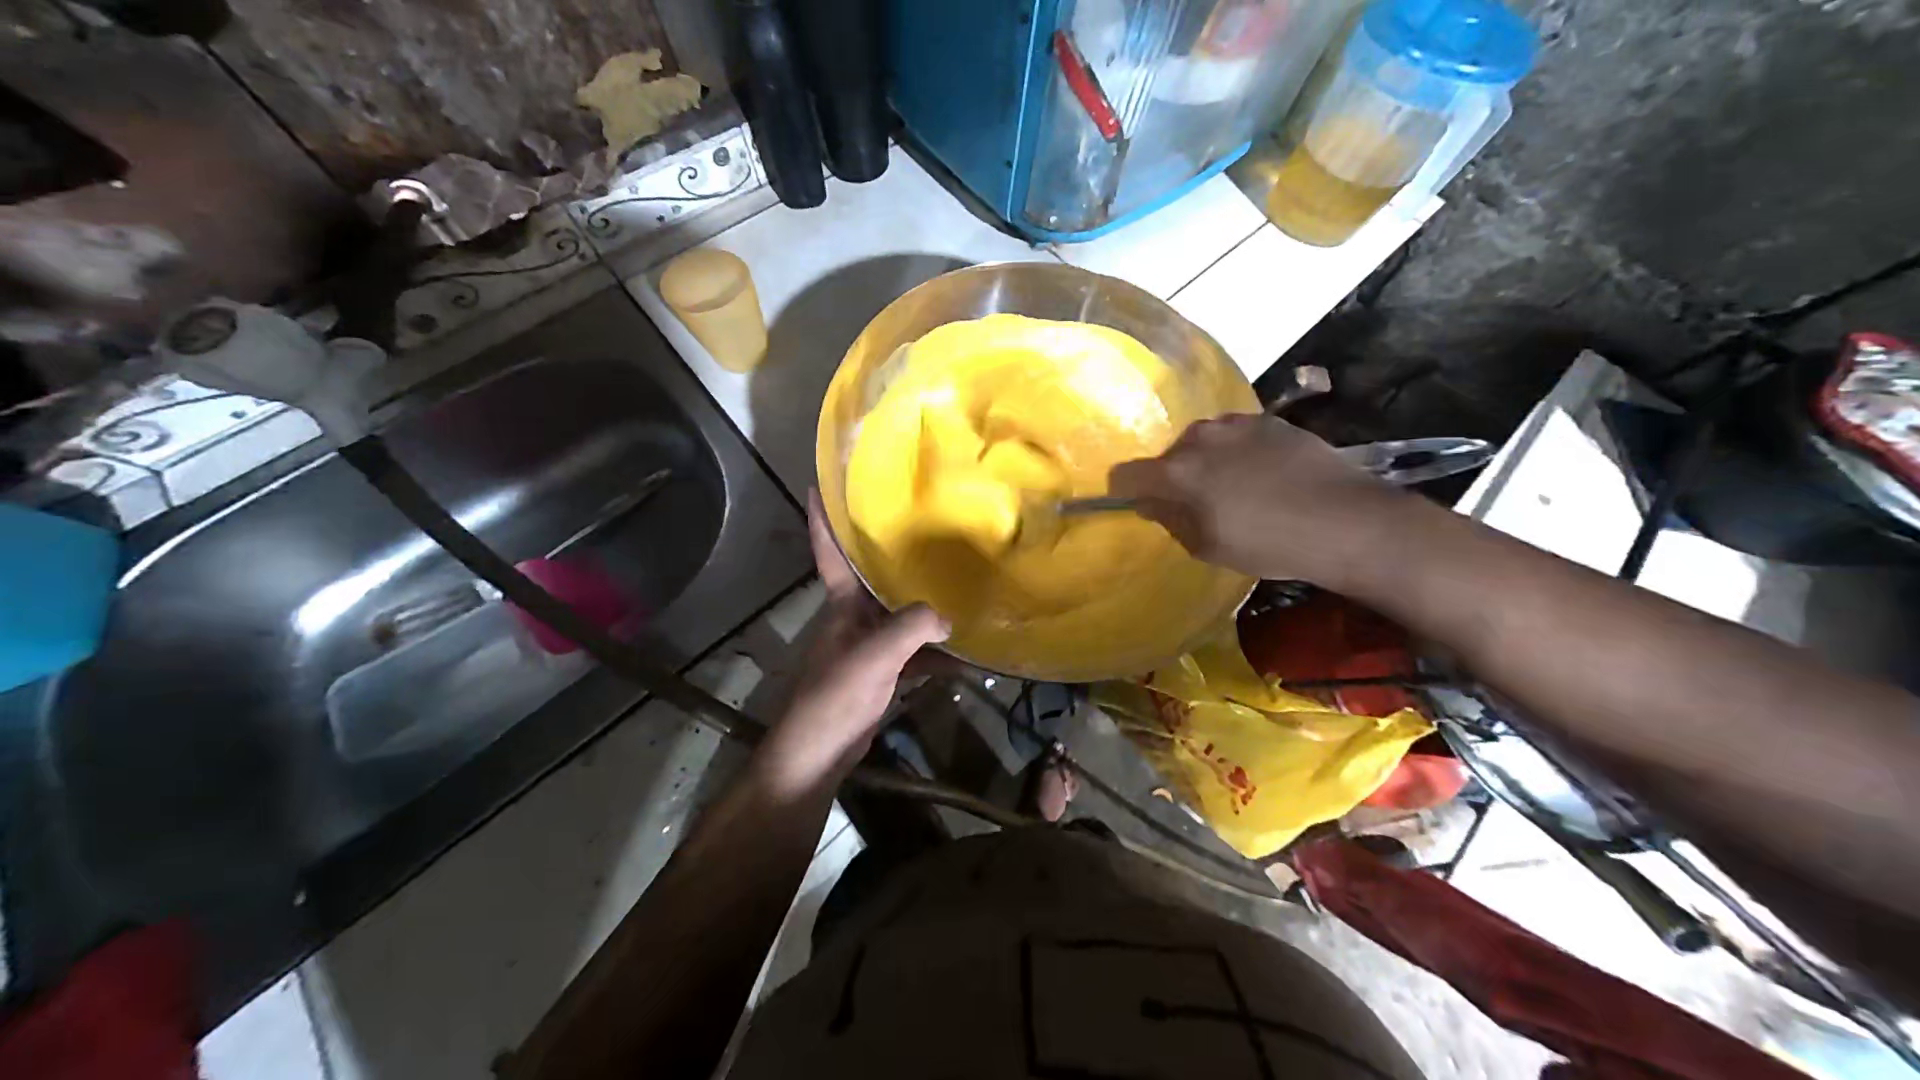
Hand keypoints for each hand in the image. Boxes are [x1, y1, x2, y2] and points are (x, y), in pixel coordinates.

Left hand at [752, 491, 950, 795]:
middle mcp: (854, 617)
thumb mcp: (875, 655)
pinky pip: (915, 654)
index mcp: (842, 604)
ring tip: (966, 584)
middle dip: (898, 554)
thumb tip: (947, 617)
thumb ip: (912, 628)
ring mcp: (869, 646)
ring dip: (928, 607)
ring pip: (902, 616)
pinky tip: (970, 656)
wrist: (818, 755)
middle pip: (877, 578)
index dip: (823, 519)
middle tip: (930, 526)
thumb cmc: (835, 697)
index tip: (819, 484)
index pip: (830, 553)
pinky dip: (938, 655)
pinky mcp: (883, 674)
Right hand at [1108, 414, 1413, 586]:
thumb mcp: (1207, 546)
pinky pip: (1236, 434)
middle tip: (1196, 502)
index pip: (1127, 474)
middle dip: (1173, 476)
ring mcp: (1236, 424)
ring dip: (1206, 460)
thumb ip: (1171, 521)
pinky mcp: (1269, 420)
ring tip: (1233, 485)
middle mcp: (1199, 438)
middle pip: (1168, 455)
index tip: (1140, 504)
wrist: (1343, 519)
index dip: (1126, 491)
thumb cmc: (1267, 543)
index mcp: (1177, 472)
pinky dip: (1237, 451)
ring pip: (1202, 441)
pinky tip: (1262, 473)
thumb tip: (1153, 503)